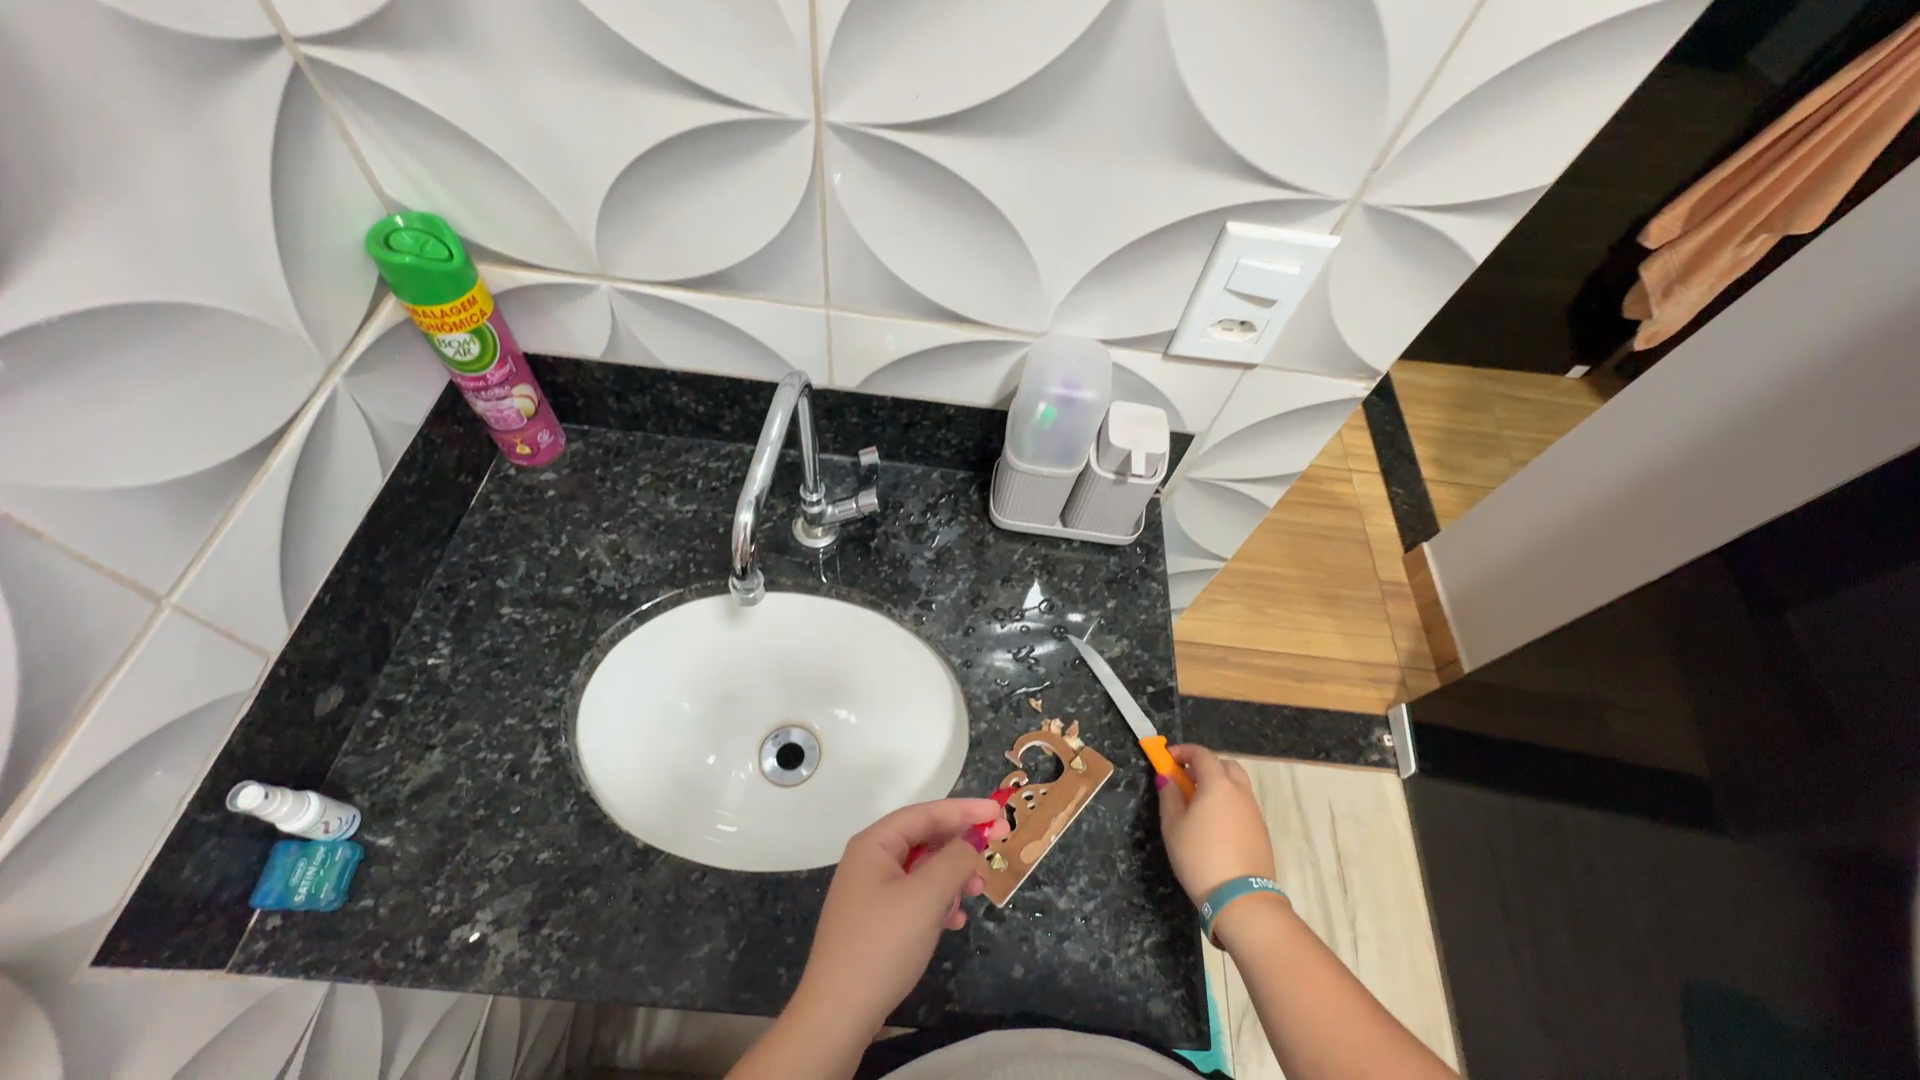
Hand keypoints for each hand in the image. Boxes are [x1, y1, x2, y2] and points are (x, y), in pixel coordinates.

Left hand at [791, 798, 1008, 1033]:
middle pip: (924, 839)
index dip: (964, 810)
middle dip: (960, 847)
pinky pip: (914, 897)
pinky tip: (952, 921)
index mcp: (874, 844)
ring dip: (952, 878)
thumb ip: (954, 859)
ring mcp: (870, 892)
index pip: (926, 813)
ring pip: (922, 870)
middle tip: (994, 853)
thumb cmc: (883, 944)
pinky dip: (938, 902)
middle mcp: (869, 860)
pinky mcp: (875, 921)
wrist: (839, 1012)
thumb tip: (969, 843)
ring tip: (975, 894)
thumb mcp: (926, 896)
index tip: (998, 812)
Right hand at [1157, 744, 1275, 906]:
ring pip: (1236, 784)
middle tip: (1184, 779)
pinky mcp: (1260, 830)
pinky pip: (1242, 803)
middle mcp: (1240, 791)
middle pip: (1224, 765)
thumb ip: (1169, 796)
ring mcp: (1254, 811)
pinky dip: (1228, 802)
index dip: (1182, 751)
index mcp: (1217, 784)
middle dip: (1203, 765)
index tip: (1166, 758)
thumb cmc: (1199, 857)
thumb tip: (1167, 777)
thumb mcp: (1173, 826)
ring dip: (1217, 784)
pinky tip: (1214, 824)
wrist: (1240, 898)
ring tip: (1198, 803)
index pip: (1202, 754)